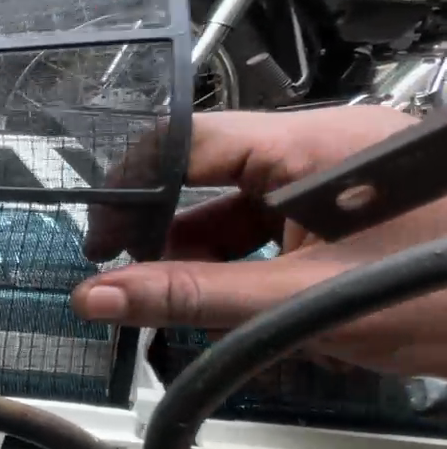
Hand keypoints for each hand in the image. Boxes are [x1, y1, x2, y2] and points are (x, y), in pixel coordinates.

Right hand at [72, 105, 446, 377]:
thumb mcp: (305, 302)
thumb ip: (190, 296)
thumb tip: (93, 297)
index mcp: (314, 146)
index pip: (181, 143)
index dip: (126, 191)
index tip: (101, 247)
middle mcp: (324, 149)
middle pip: (201, 179)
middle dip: (162, 236)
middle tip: (137, 285)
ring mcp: (341, 179)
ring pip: (232, 208)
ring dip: (199, 256)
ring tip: (194, 304)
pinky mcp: (355, 208)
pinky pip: (268, 226)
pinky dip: (241, 263)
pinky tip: (240, 299)